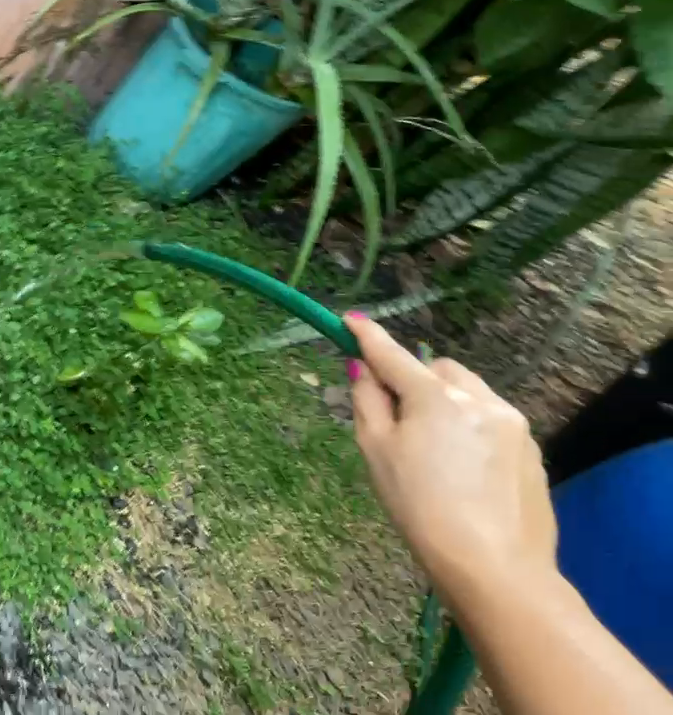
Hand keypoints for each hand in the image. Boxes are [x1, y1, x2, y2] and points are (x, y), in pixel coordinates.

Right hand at [344, 314, 556, 605]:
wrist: (492, 564)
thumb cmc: (417, 502)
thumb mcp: (375, 447)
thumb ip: (367, 400)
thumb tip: (363, 369)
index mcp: (436, 397)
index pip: (392, 354)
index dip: (367, 335)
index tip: (349, 318)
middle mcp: (481, 400)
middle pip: (438, 368)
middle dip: (414, 377)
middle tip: (392, 409)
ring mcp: (514, 425)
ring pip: (468, 391)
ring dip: (442, 399)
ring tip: (427, 440)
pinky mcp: (531, 451)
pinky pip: (489, 418)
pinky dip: (466, 423)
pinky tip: (457, 462)